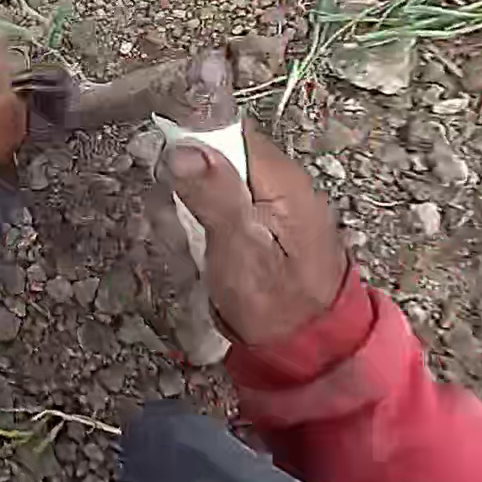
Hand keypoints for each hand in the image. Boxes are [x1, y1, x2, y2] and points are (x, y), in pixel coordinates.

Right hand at [163, 128, 346, 345]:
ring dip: (195, 206)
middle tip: (183, 224)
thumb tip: (183, 149)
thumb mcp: (239, 252)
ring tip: (193, 244)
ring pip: (217, 180)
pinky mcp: (267, 220)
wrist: (311, 354)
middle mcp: (281, 179)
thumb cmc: (275, 306)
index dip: (192, 140)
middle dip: (191, 183)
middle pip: (219, 153)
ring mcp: (275, 200)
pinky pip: (227, 203)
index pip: (227, 128)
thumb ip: (214, 197)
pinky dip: (208, 222)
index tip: (170, 173)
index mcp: (280, 178)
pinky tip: (204, 249)